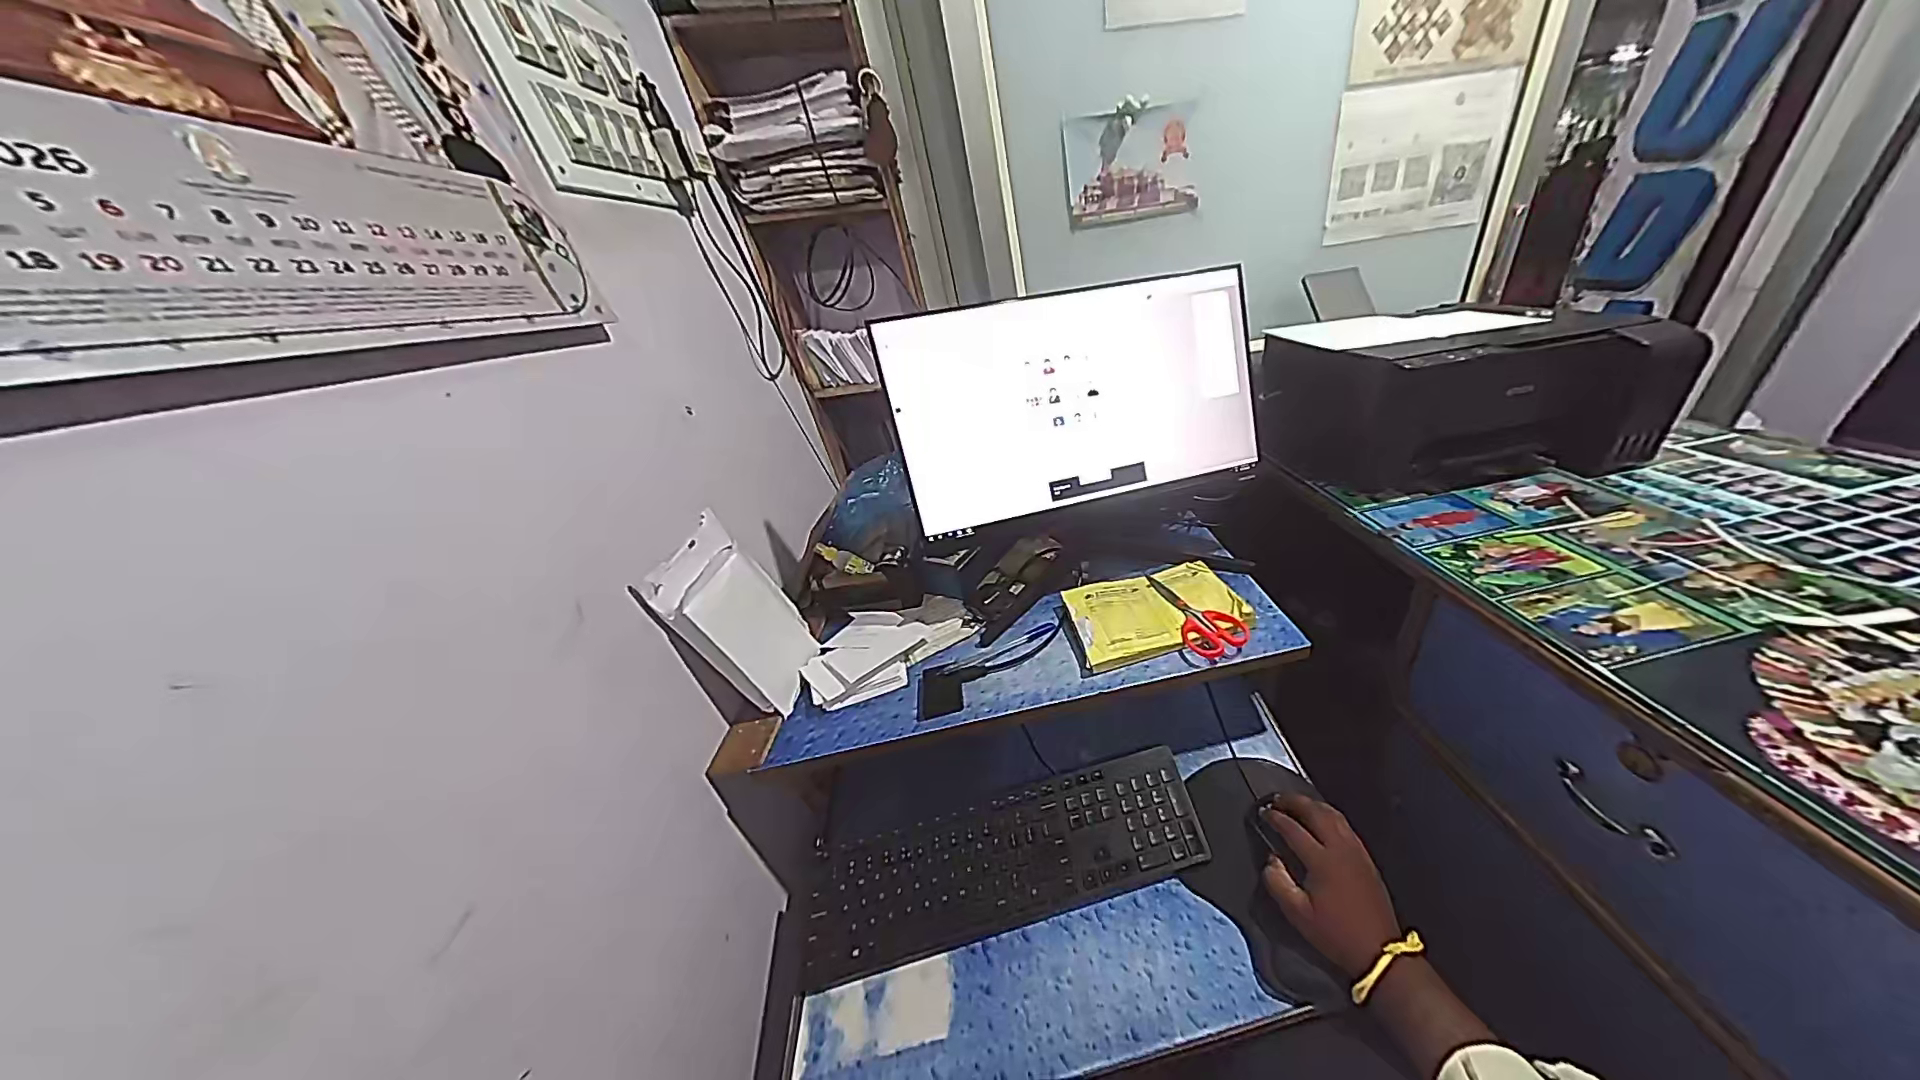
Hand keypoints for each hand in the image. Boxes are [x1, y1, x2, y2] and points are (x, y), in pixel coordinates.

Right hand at [1260, 795, 1400, 977]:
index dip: (1275, 818)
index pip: (1293, 828)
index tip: (1263, 813)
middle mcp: (1340, 849)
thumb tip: (1271, 859)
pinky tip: (1321, 818)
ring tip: (1296, 803)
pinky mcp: (1366, 858)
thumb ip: (1277, 882)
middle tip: (1277, 799)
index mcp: (1322, 861)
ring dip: (1312, 804)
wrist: (1379, 952)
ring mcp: (1357, 852)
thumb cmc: (1335, 933)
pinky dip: (1328, 814)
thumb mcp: (1297, 914)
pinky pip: (1345, 825)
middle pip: (1316, 813)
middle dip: (1294, 802)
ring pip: (1333, 815)